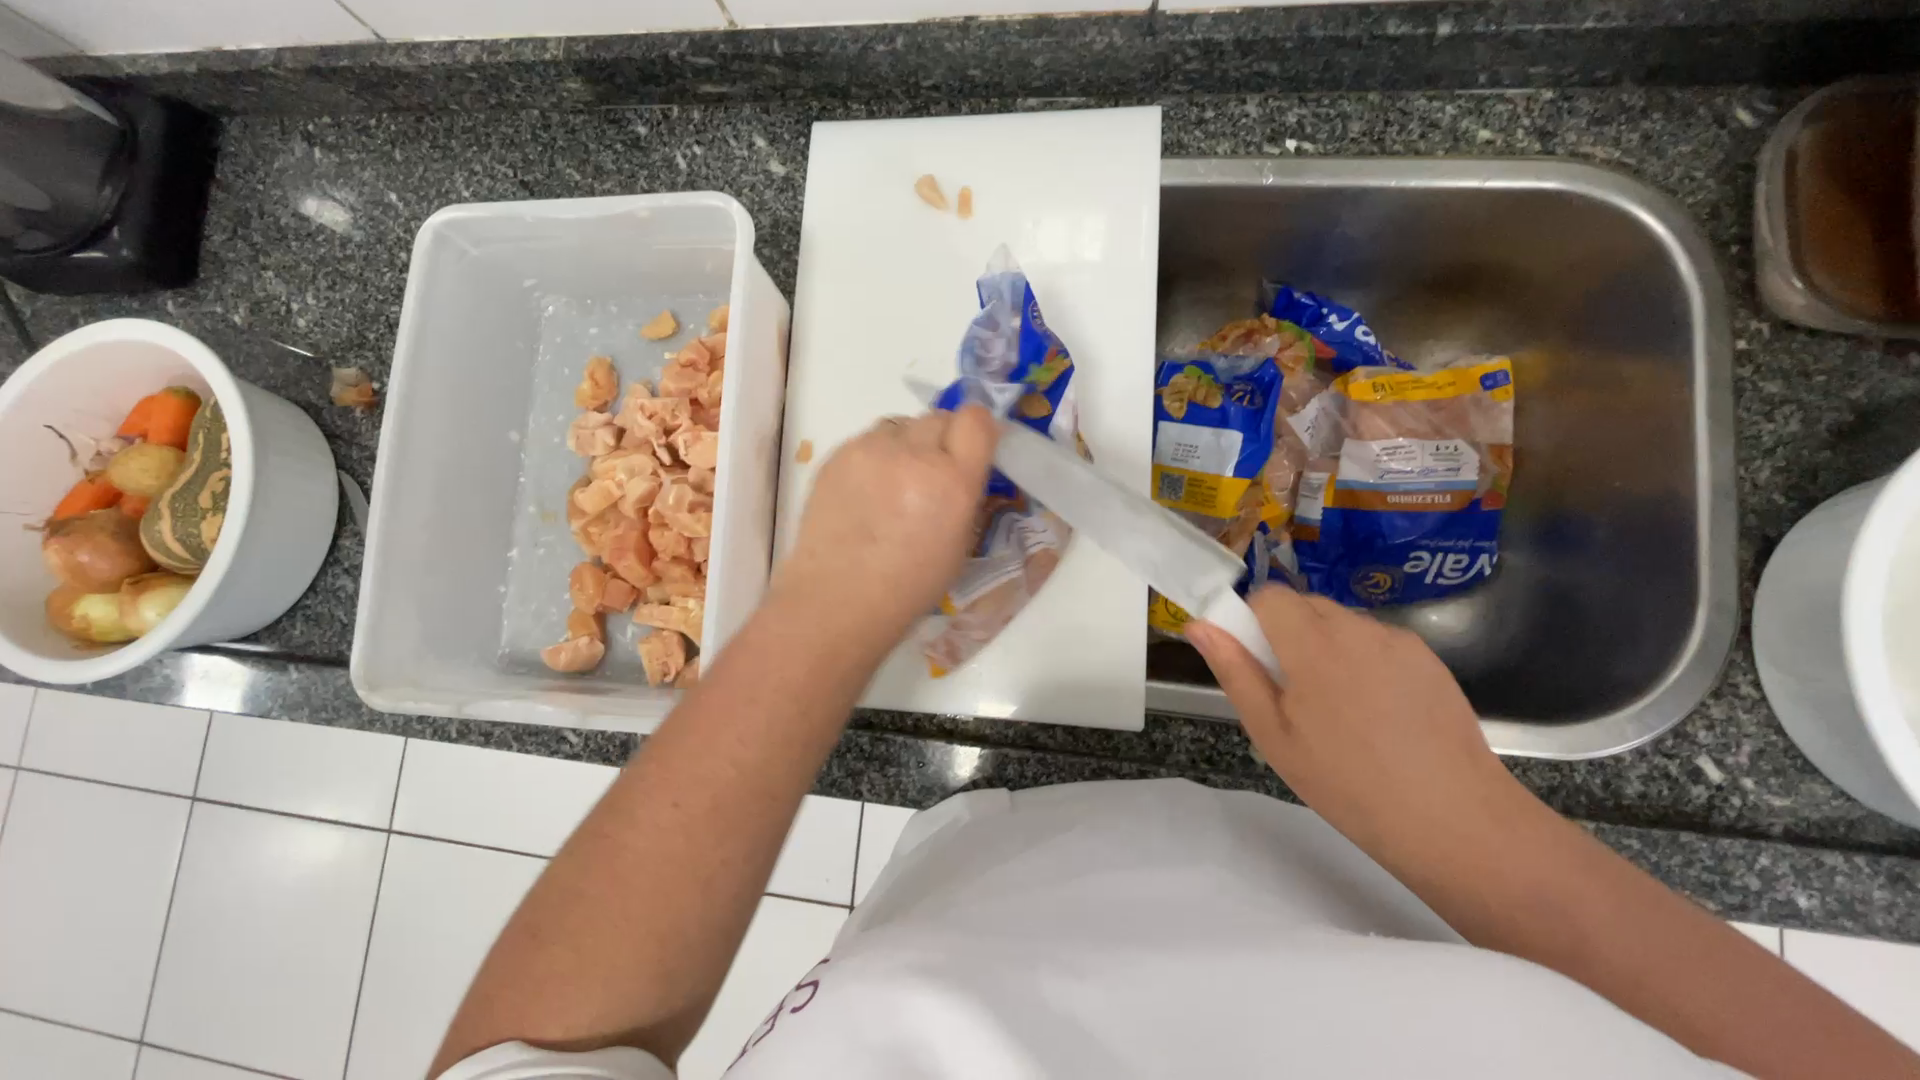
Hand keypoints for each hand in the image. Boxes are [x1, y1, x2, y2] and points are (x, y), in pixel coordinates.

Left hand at [770, 405, 997, 654]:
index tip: (972, 448)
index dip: (977, 430)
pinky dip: (875, 456)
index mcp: (953, 481)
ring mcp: (870, 450)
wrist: (838, 598)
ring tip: (895, 482)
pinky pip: (868, 440)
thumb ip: (965, 495)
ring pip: (901, 425)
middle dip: (941, 440)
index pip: (976, 420)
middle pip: (938, 418)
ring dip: (907, 444)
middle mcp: (913, 454)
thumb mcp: (959, 544)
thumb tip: (962, 469)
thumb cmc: (909, 586)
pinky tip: (867, 491)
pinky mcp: (837, 454)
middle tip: (931, 473)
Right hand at [1186, 586, 1526, 859]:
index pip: (1270, 595)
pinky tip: (1377, 714)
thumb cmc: (1346, 783)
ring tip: (1339, 710)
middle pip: (1307, 606)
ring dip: (1327, 648)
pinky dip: (1365, 662)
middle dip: (1289, 635)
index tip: (1256, 661)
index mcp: (1313, 644)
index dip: (1254, 619)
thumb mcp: (1273, 735)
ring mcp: (1399, 641)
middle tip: (1292, 694)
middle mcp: (1358, 629)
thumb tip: (1199, 625)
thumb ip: (1235, 672)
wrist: (1451, 818)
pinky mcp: (1430, 659)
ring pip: (1344, 624)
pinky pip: (1379, 643)